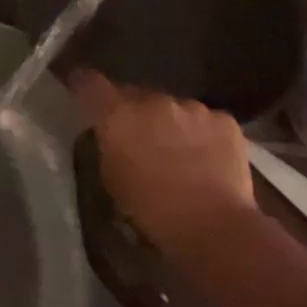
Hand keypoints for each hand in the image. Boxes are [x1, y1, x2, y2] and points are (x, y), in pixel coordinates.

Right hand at [68, 70, 257, 255]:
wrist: (212, 224)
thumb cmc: (149, 207)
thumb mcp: (110, 176)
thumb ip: (109, 145)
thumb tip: (115, 135)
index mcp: (117, 115)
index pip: (90, 83)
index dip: (84, 84)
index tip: (81, 88)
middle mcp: (153, 101)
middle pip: (135, 94)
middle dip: (132, 111)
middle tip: (136, 136)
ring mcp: (193, 108)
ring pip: (172, 108)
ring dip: (168, 122)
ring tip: (176, 150)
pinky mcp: (225, 121)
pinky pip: (204, 120)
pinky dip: (200, 133)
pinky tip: (205, 157)